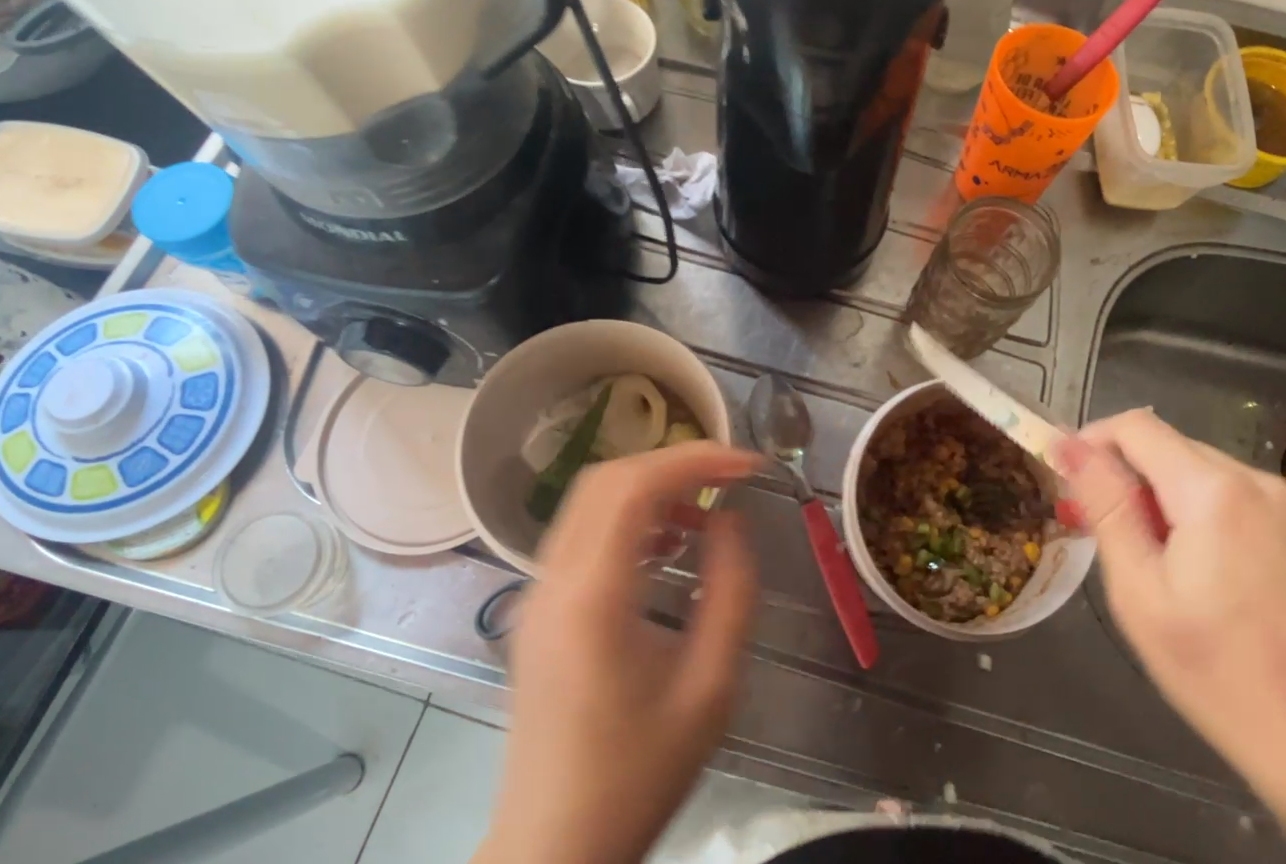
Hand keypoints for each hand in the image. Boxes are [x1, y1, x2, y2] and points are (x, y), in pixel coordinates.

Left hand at [480, 443, 761, 863]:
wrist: (556, 844)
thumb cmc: (639, 773)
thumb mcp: (710, 687)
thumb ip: (729, 592)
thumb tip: (729, 522)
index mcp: (591, 597)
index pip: (634, 486)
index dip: (696, 460)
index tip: (750, 466)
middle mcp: (551, 582)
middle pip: (605, 482)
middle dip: (674, 465)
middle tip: (731, 479)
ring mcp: (536, 597)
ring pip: (590, 506)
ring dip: (650, 492)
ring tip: (705, 515)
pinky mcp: (538, 614)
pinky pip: (581, 540)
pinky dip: (627, 524)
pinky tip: (666, 550)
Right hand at [1053, 410, 1285, 863]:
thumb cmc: (1225, 680)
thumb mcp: (1141, 597)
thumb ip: (1106, 508)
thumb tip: (1069, 443)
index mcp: (1216, 492)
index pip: (1138, 428)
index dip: (1095, 441)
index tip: (1073, 479)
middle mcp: (1273, 485)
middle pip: (1186, 456)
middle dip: (1144, 486)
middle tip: (1125, 548)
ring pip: (1231, 488)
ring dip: (1194, 512)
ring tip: (1191, 583)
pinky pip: (1274, 517)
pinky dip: (1243, 534)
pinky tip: (1249, 596)